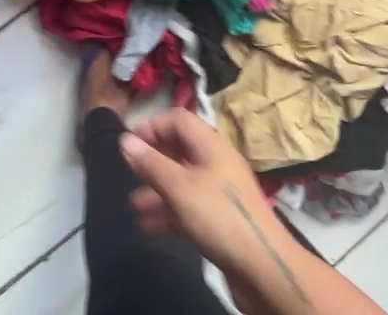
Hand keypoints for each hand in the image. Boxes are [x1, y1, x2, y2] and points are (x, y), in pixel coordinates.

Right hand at [118, 109, 291, 277]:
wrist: (262, 268)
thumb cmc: (219, 217)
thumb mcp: (180, 188)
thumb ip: (151, 164)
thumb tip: (124, 139)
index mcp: (211, 146)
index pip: (179, 120)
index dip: (153, 125)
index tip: (130, 141)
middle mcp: (215, 163)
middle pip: (179, 150)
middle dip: (152, 161)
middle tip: (129, 172)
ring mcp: (218, 192)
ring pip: (181, 182)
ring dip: (156, 191)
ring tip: (133, 206)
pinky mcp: (219, 219)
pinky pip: (188, 208)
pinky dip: (169, 213)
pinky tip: (148, 226)